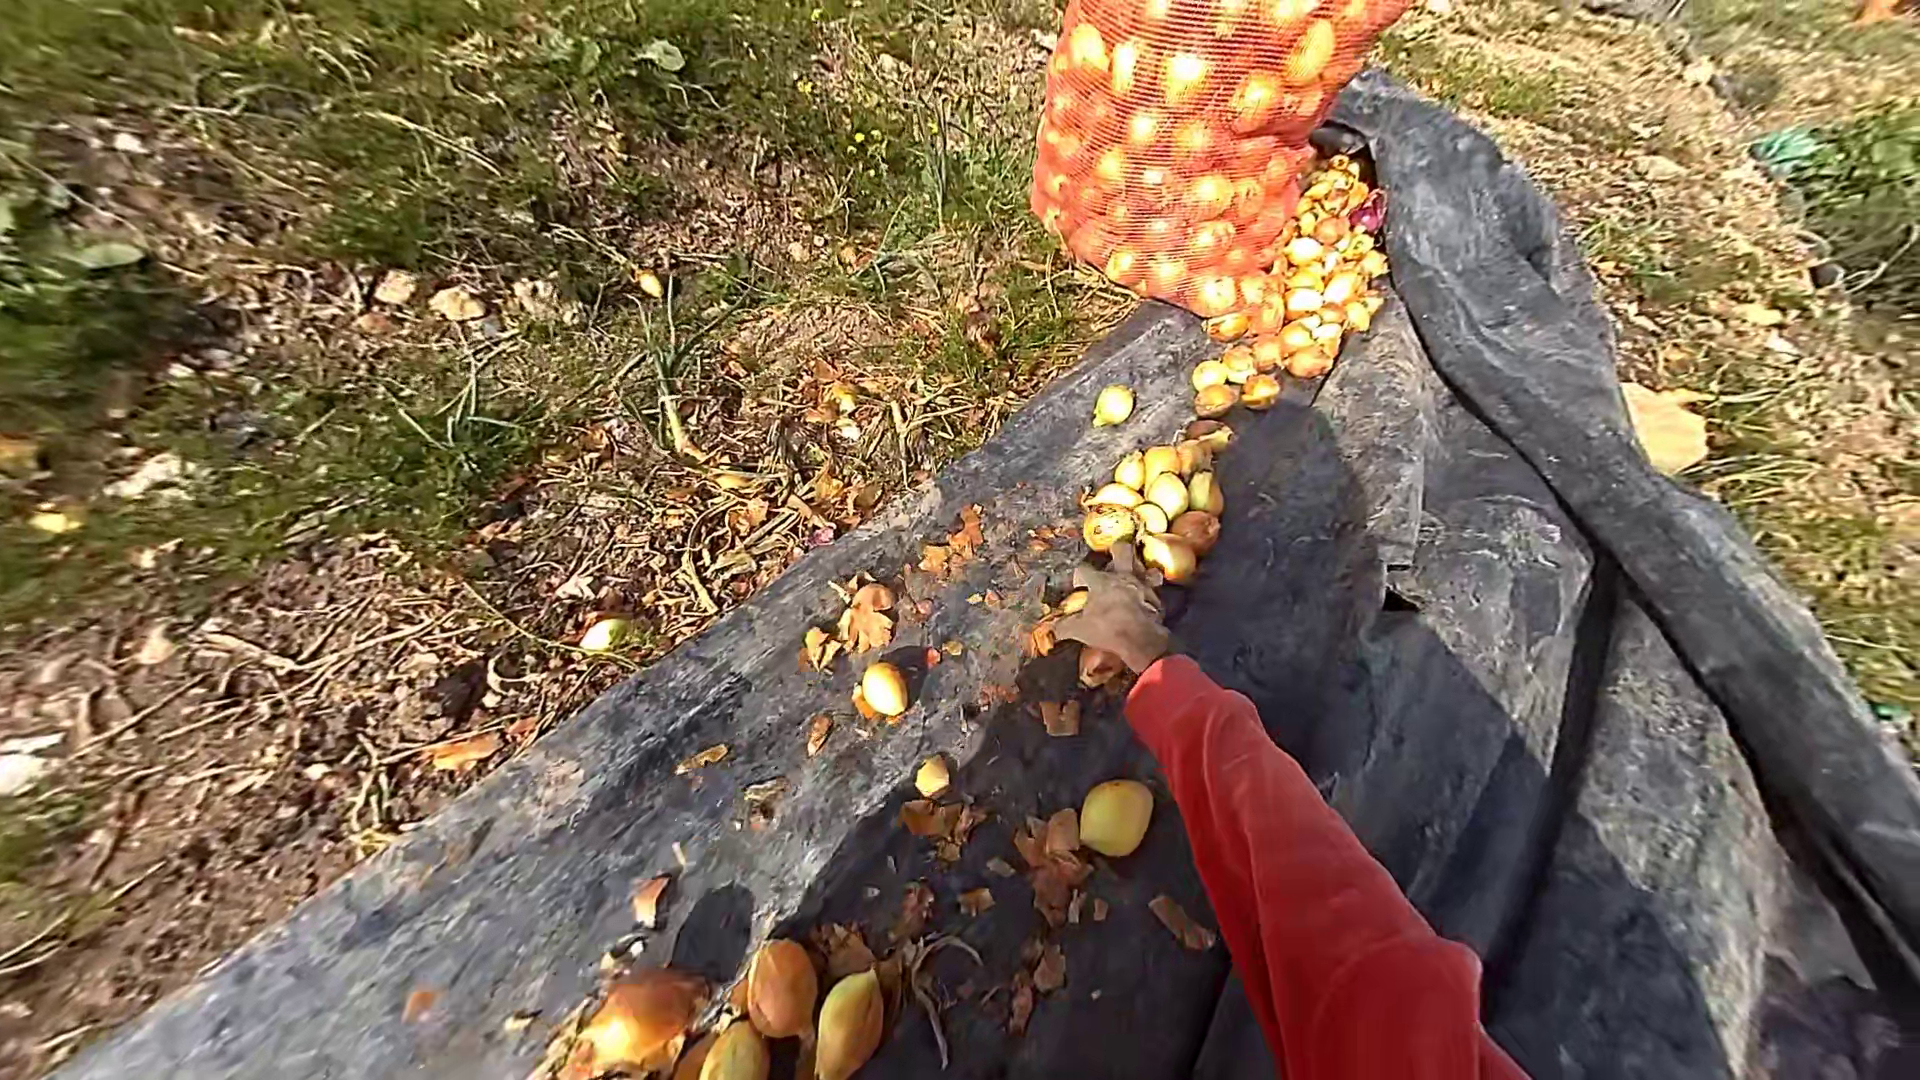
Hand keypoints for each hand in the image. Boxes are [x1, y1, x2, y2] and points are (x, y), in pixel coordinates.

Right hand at [1054, 542, 1170, 673]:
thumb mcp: (1079, 630)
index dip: (1079, 576)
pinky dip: (1150, 590)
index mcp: (1101, 581)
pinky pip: (1154, 588)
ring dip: (1140, 569)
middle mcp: (1122, 576)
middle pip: (1122, 550)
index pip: (1084, 570)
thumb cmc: (1107, 630)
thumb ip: (1064, 627)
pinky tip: (1147, 597)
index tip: (1078, 584)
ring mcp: (1142, 585)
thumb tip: (1051, 629)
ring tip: (1136, 574)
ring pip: (1144, 566)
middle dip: (1117, 549)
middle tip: (1113, 554)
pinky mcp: (1157, 597)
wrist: (1141, 640)